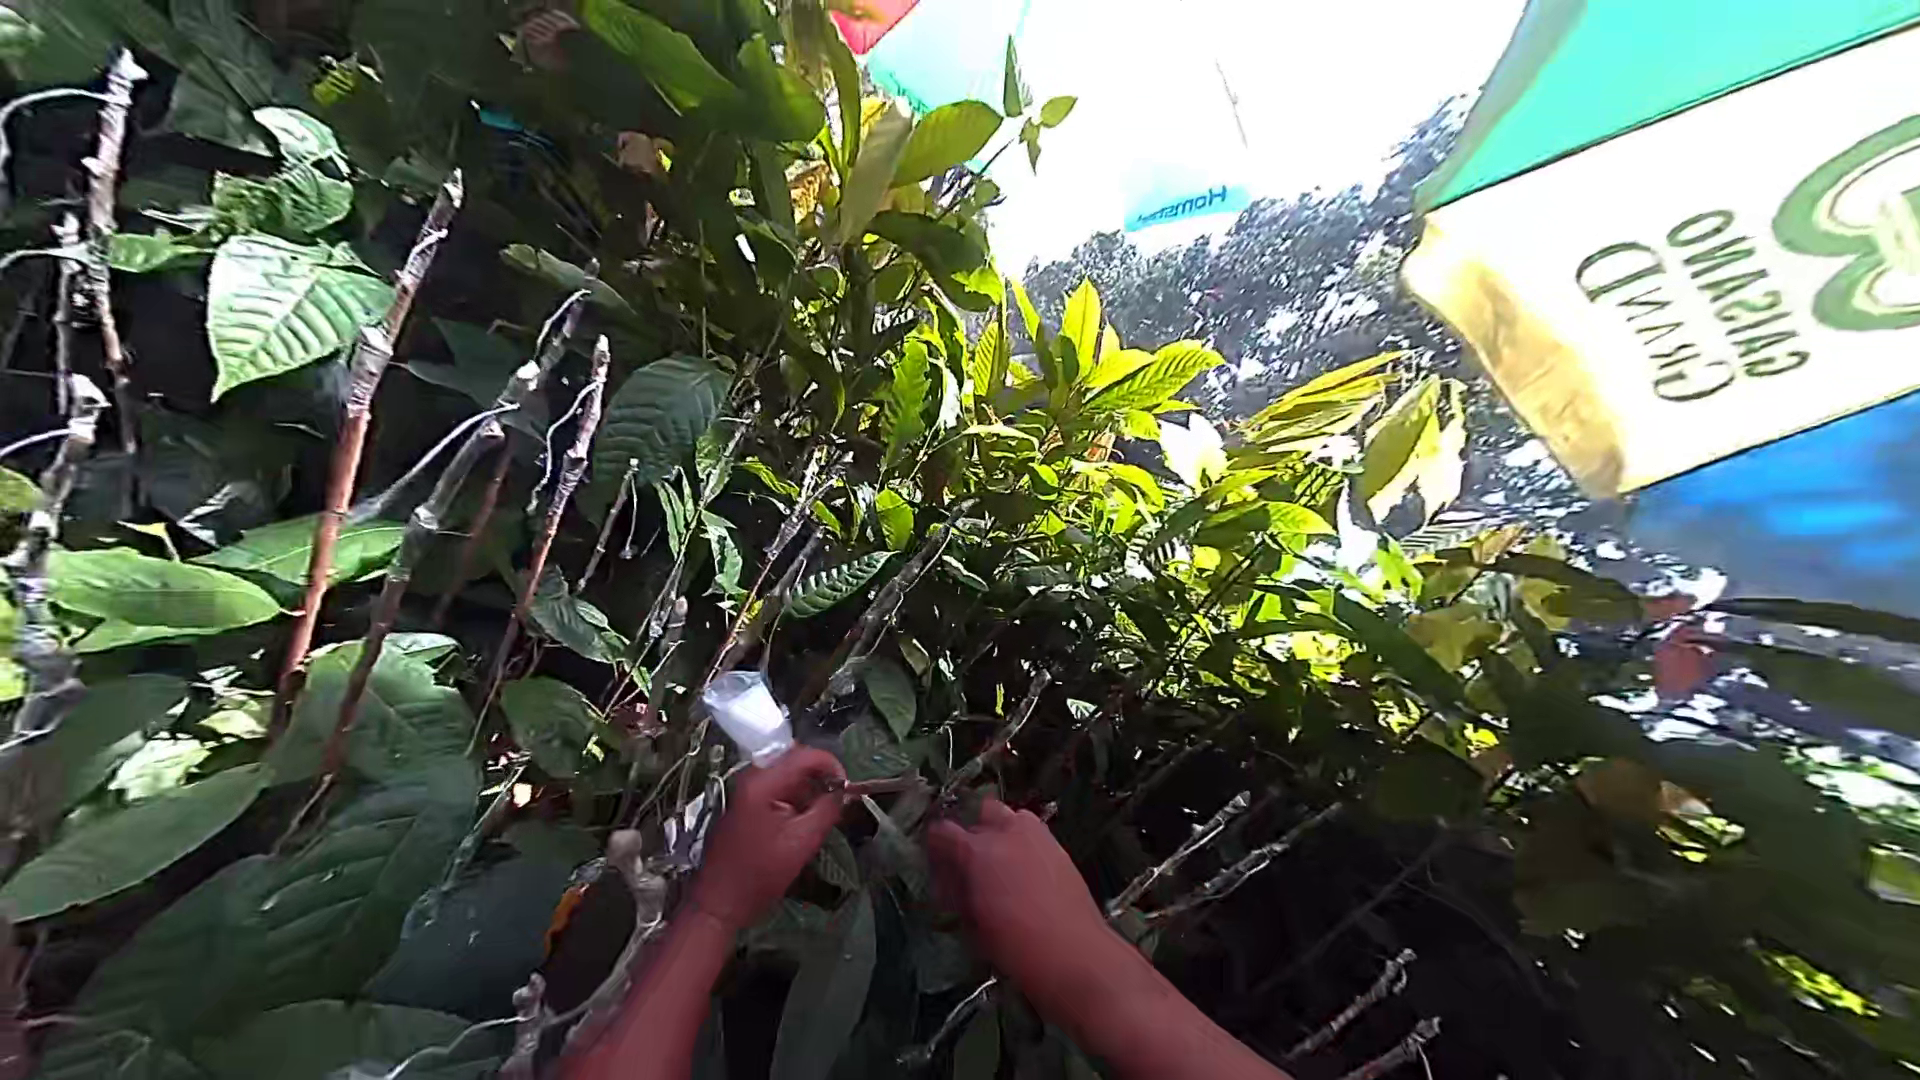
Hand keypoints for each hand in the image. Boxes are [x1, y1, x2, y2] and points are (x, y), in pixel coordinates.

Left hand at [687, 746, 845, 930]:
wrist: (718, 904)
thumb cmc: (760, 874)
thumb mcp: (803, 841)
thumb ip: (828, 809)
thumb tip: (844, 791)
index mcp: (764, 782)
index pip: (805, 755)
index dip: (831, 765)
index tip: (846, 786)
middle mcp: (753, 777)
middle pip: (796, 758)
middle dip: (820, 774)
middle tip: (836, 797)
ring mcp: (747, 789)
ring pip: (788, 771)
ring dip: (808, 786)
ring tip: (822, 811)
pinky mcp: (747, 802)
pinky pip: (777, 786)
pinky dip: (795, 796)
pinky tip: (802, 819)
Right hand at [927, 798, 1115, 997]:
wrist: (1074, 954)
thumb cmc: (1016, 948)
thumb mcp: (973, 925)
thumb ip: (958, 893)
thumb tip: (950, 883)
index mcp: (976, 852)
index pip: (942, 831)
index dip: (935, 844)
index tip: (936, 860)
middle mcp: (1005, 832)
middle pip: (978, 813)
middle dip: (971, 832)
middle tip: (970, 864)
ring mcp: (1034, 833)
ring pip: (1008, 816)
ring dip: (999, 832)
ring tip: (1000, 862)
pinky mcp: (1057, 843)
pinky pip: (1031, 830)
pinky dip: (1022, 841)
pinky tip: (1025, 870)